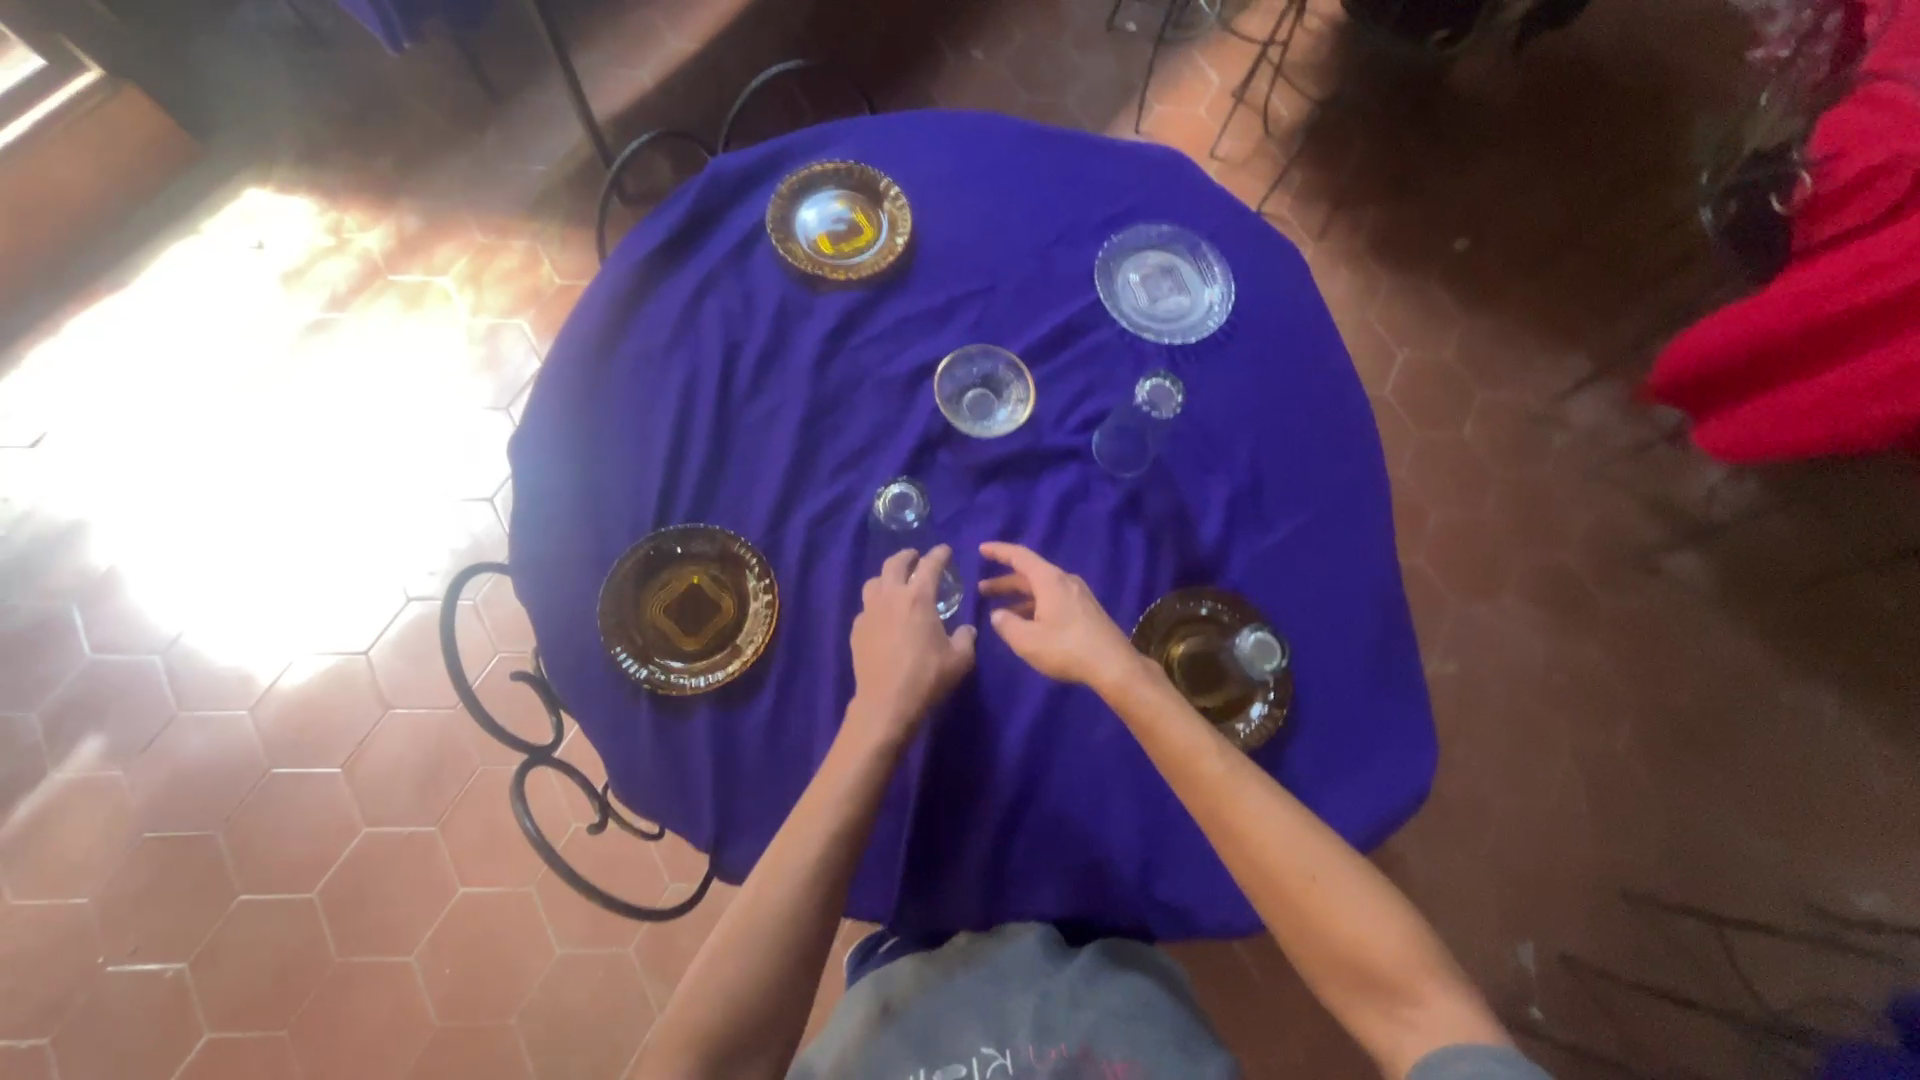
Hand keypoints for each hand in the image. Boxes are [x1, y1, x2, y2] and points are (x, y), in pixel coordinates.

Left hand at [847, 546, 976, 744]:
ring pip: (874, 582)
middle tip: (916, 558)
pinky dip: (876, 604)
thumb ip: (966, 638)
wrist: (886, 703)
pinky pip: (866, 607)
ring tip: (895, 583)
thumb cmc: (927, 677)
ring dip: (887, 577)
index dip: (939, 554)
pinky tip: (883, 616)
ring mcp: (869, 612)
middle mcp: (890, 597)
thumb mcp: (960, 659)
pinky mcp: (857, 629)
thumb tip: (966, 630)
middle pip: (894, 564)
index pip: (930, 565)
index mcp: (918, 598)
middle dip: (907, 556)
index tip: (945, 550)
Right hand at [979, 542, 1143, 690]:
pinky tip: (1027, 624)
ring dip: (1019, 598)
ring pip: (1042, 589)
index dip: (999, 552)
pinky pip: (1053, 600)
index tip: (982, 549)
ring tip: (1000, 612)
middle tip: (982, 590)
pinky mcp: (1086, 611)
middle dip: (1004, 582)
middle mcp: (1065, 581)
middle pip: (1030, 574)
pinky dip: (1035, 606)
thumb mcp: (1027, 640)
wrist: (1113, 665)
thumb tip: (998, 615)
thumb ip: (1006, 624)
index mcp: (1050, 580)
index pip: (1020, 556)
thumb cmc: (1066, 648)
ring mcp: (1078, 595)